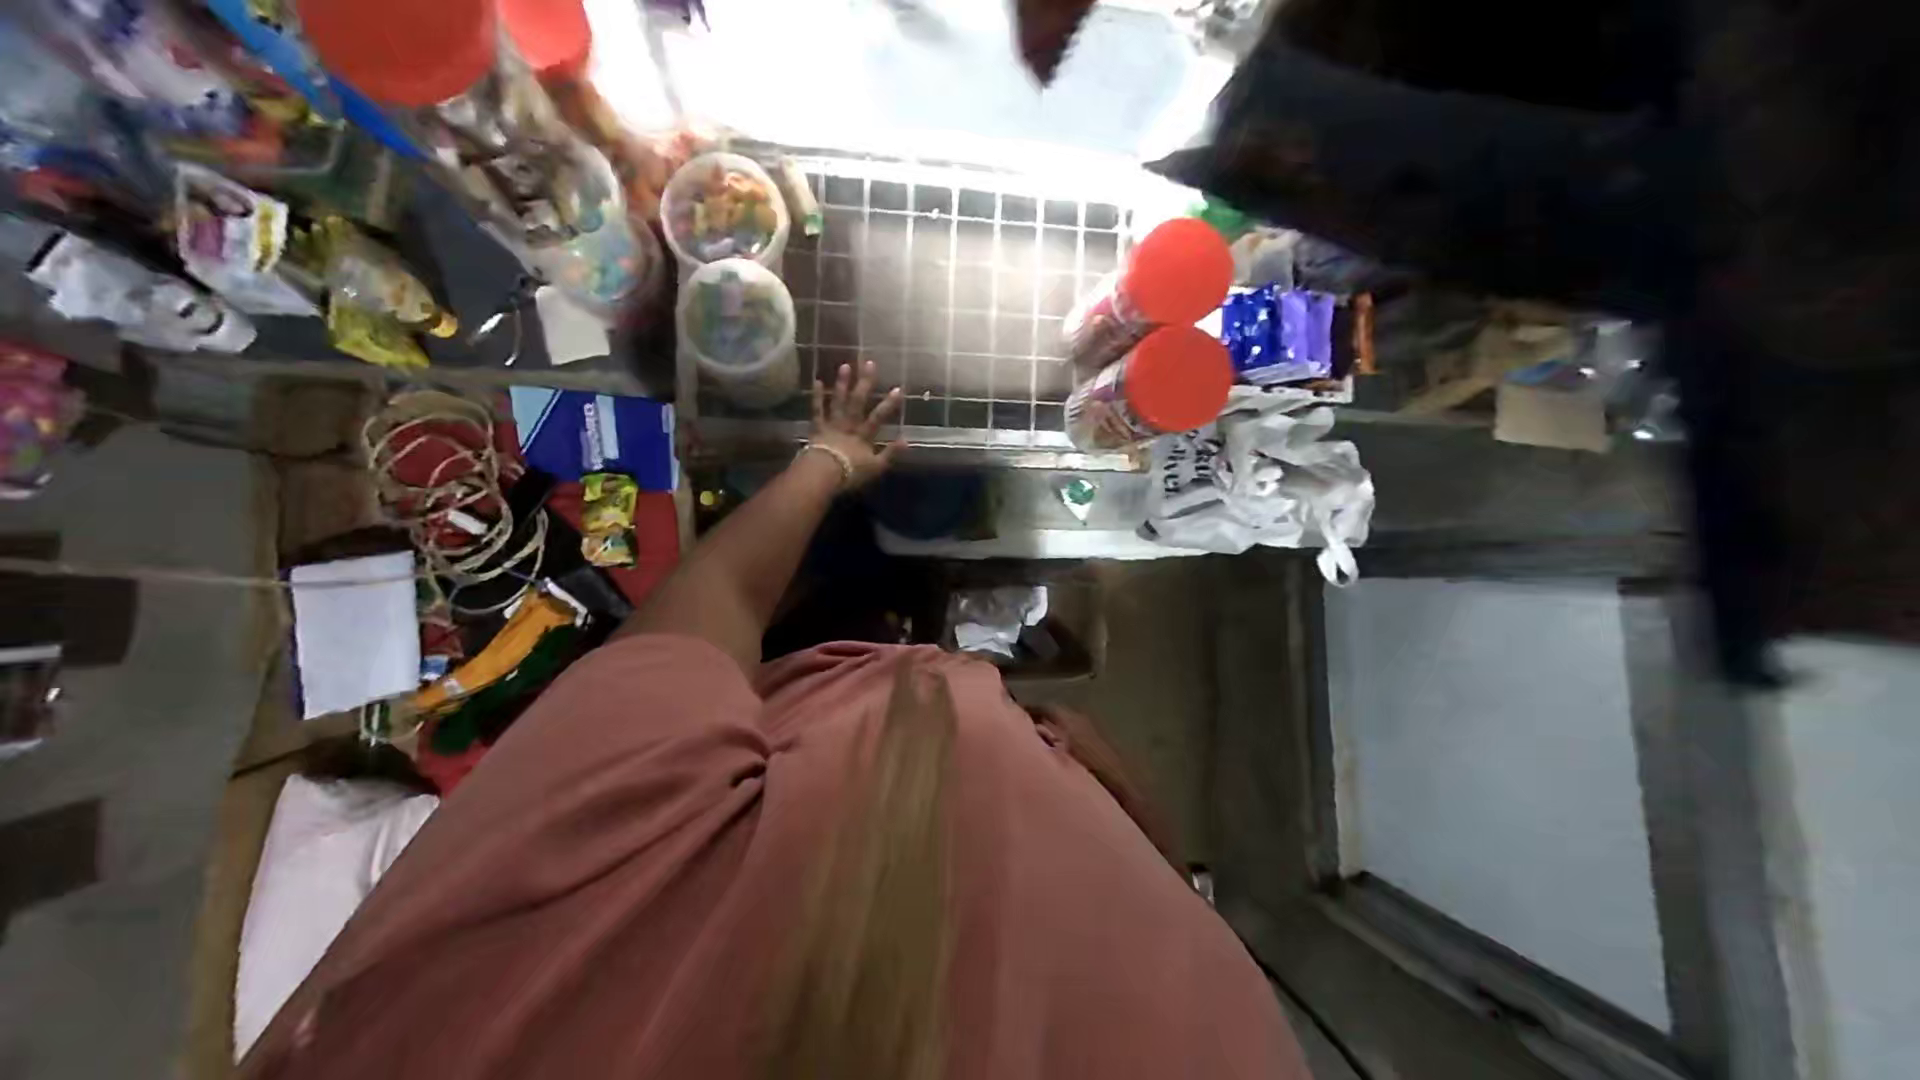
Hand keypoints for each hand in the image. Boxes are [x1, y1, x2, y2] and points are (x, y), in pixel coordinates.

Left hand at [809, 361, 904, 487]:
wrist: (823, 474)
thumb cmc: (851, 473)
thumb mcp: (876, 467)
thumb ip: (890, 453)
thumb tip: (907, 440)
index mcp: (863, 436)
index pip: (878, 417)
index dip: (889, 404)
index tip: (898, 388)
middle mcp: (849, 425)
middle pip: (858, 402)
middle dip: (865, 383)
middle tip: (869, 363)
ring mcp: (832, 425)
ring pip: (838, 402)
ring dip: (842, 384)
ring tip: (845, 365)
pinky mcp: (817, 429)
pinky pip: (817, 411)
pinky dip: (817, 397)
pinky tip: (817, 381)